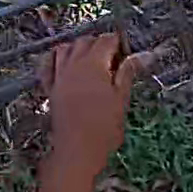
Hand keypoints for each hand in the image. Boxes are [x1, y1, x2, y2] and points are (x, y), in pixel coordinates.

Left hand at [39, 34, 146, 178]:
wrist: (77, 150)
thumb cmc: (104, 126)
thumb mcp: (121, 98)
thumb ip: (127, 73)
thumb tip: (143, 54)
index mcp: (93, 64)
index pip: (106, 41)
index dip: (118, 42)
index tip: (127, 51)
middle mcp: (73, 64)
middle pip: (85, 41)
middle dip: (99, 43)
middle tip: (114, 57)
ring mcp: (59, 76)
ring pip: (65, 49)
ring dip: (78, 47)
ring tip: (91, 58)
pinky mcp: (50, 88)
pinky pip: (49, 65)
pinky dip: (57, 59)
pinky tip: (64, 63)